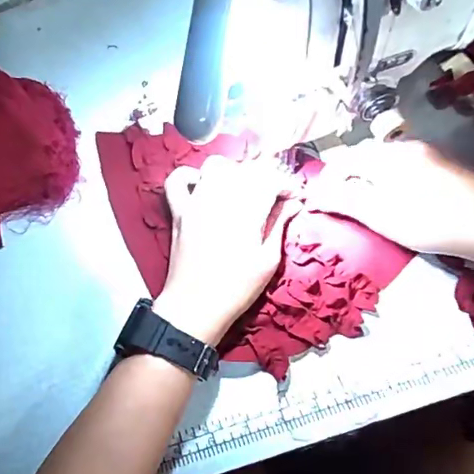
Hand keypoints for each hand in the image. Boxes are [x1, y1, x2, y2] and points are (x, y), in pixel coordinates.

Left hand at [151, 156, 298, 342]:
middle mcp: (220, 198)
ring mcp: (196, 202)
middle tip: (276, 198)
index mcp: (247, 210)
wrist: (194, 307)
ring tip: (245, 190)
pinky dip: (191, 176)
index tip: (295, 197)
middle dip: (266, 178)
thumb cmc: (236, 289)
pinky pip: (178, 180)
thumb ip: (279, 224)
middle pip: (247, 169)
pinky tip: (203, 186)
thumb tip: (293, 204)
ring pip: (217, 166)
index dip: (287, 185)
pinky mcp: (179, 211)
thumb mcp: (268, 260)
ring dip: (235, 172)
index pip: (271, 179)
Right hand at [307, 140, 473, 279]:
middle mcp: (407, 148)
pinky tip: (395, 209)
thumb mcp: (380, 214)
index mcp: (387, 154)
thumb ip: (345, 201)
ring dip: (368, 186)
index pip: (344, 159)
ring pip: (386, 168)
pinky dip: (389, 190)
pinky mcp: (446, 173)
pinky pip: (405, 176)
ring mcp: (429, 158)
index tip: (314, 204)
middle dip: (346, 182)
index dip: (325, 181)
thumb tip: (314, 194)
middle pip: (365, 160)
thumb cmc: (432, 220)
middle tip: (335, 210)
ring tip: (362, 213)